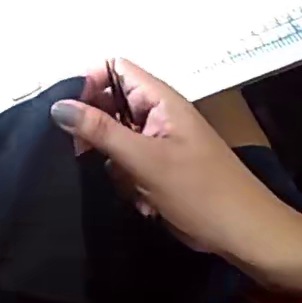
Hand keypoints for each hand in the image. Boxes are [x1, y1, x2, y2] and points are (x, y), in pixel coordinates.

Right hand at [51, 59, 301, 293]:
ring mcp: (156, 141)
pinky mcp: (156, 168)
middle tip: (83, 154)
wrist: (243, 234)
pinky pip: (125, 163)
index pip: (115, 68)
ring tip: (129, 184)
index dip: (88, 81)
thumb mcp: (146, 160)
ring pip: (113, 138)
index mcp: (160, 99)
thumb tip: (58, 106)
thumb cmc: (200, 190)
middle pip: (109, 104)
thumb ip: (101, 131)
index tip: (65, 111)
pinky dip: (126, 180)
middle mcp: (156, 113)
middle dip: (96, 129)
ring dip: (113, 162)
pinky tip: (142, 200)